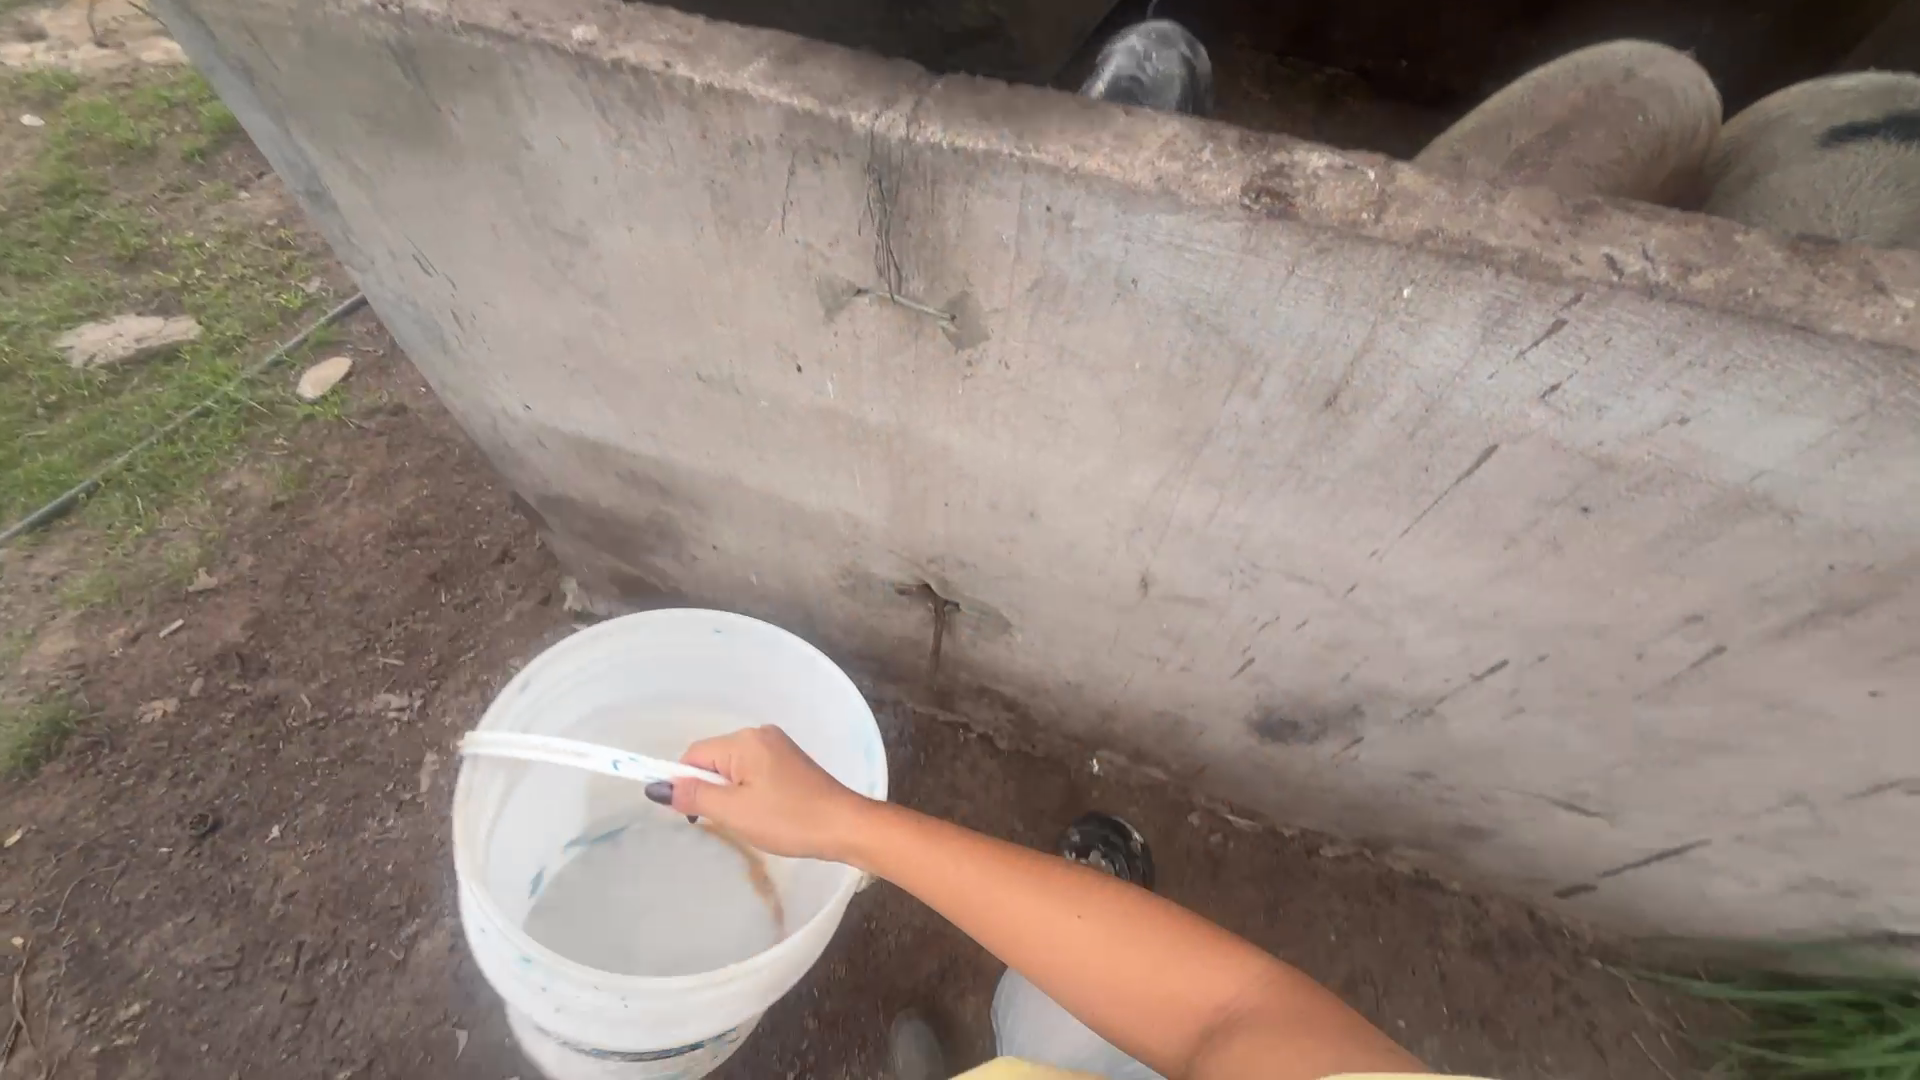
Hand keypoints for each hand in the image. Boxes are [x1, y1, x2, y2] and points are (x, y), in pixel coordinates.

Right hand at [646, 725, 873, 860]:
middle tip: (727, 820)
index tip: (693, 815)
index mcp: (745, 740)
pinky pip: (752, 771)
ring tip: (748, 818)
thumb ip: (694, 795)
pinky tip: (762, 811)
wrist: (842, 824)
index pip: (694, 755)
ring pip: (732, 767)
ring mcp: (777, 745)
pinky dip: (746, 791)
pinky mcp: (788, 760)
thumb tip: (657, 785)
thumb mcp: (734, 811)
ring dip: (728, 793)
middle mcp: (760, 734)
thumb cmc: (788, 819)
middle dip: (709, 789)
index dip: (684, 783)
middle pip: (713, 759)